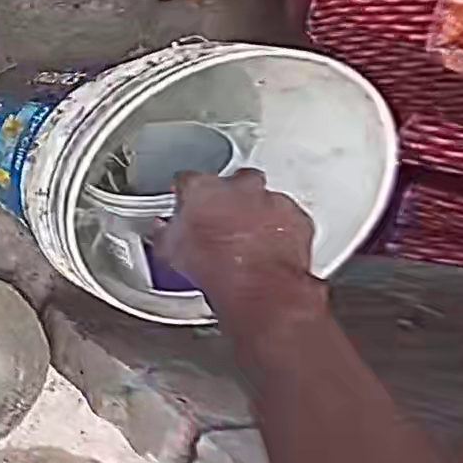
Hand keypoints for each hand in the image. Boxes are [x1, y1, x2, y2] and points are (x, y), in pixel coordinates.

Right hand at [153, 169, 324, 318]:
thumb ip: (165, 230)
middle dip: (227, 193)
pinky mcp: (298, 218)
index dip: (183, 191)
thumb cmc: (214, 263)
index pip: (187, 179)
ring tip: (243, 231)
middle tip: (218, 213)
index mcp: (201, 188)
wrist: (256, 284)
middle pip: (234, 179)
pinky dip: (278, 224)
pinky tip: (265, 240)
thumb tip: (164, 229)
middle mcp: (239, 188)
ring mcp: (272, 201)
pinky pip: (287, 215)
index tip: (183, 200)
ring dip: (254, 208)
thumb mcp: (169, 248)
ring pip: (263, 196)